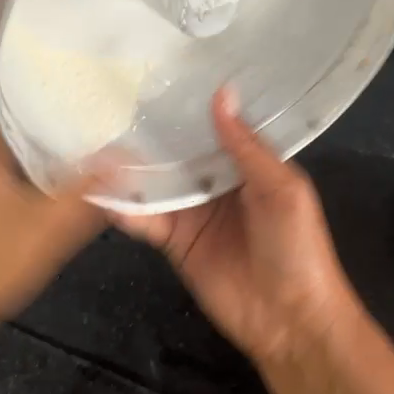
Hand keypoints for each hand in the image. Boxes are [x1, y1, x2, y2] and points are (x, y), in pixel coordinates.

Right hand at [112, 88, 362, 364]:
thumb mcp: (282, 189)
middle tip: (113, 95)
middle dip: (153, 128)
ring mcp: (192, 209)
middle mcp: (215, 179)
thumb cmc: (296, 247)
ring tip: (96, 137)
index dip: (193, 101)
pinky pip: (145, 217)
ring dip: (130, 164)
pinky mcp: (173, 240)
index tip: (162, 70)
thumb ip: (246, 145)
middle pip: (180, 148)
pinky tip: (98, 188)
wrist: (290, 323)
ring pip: (156, 178)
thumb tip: (221, 91)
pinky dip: (123, 205)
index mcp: (247, 162)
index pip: (215, 124)